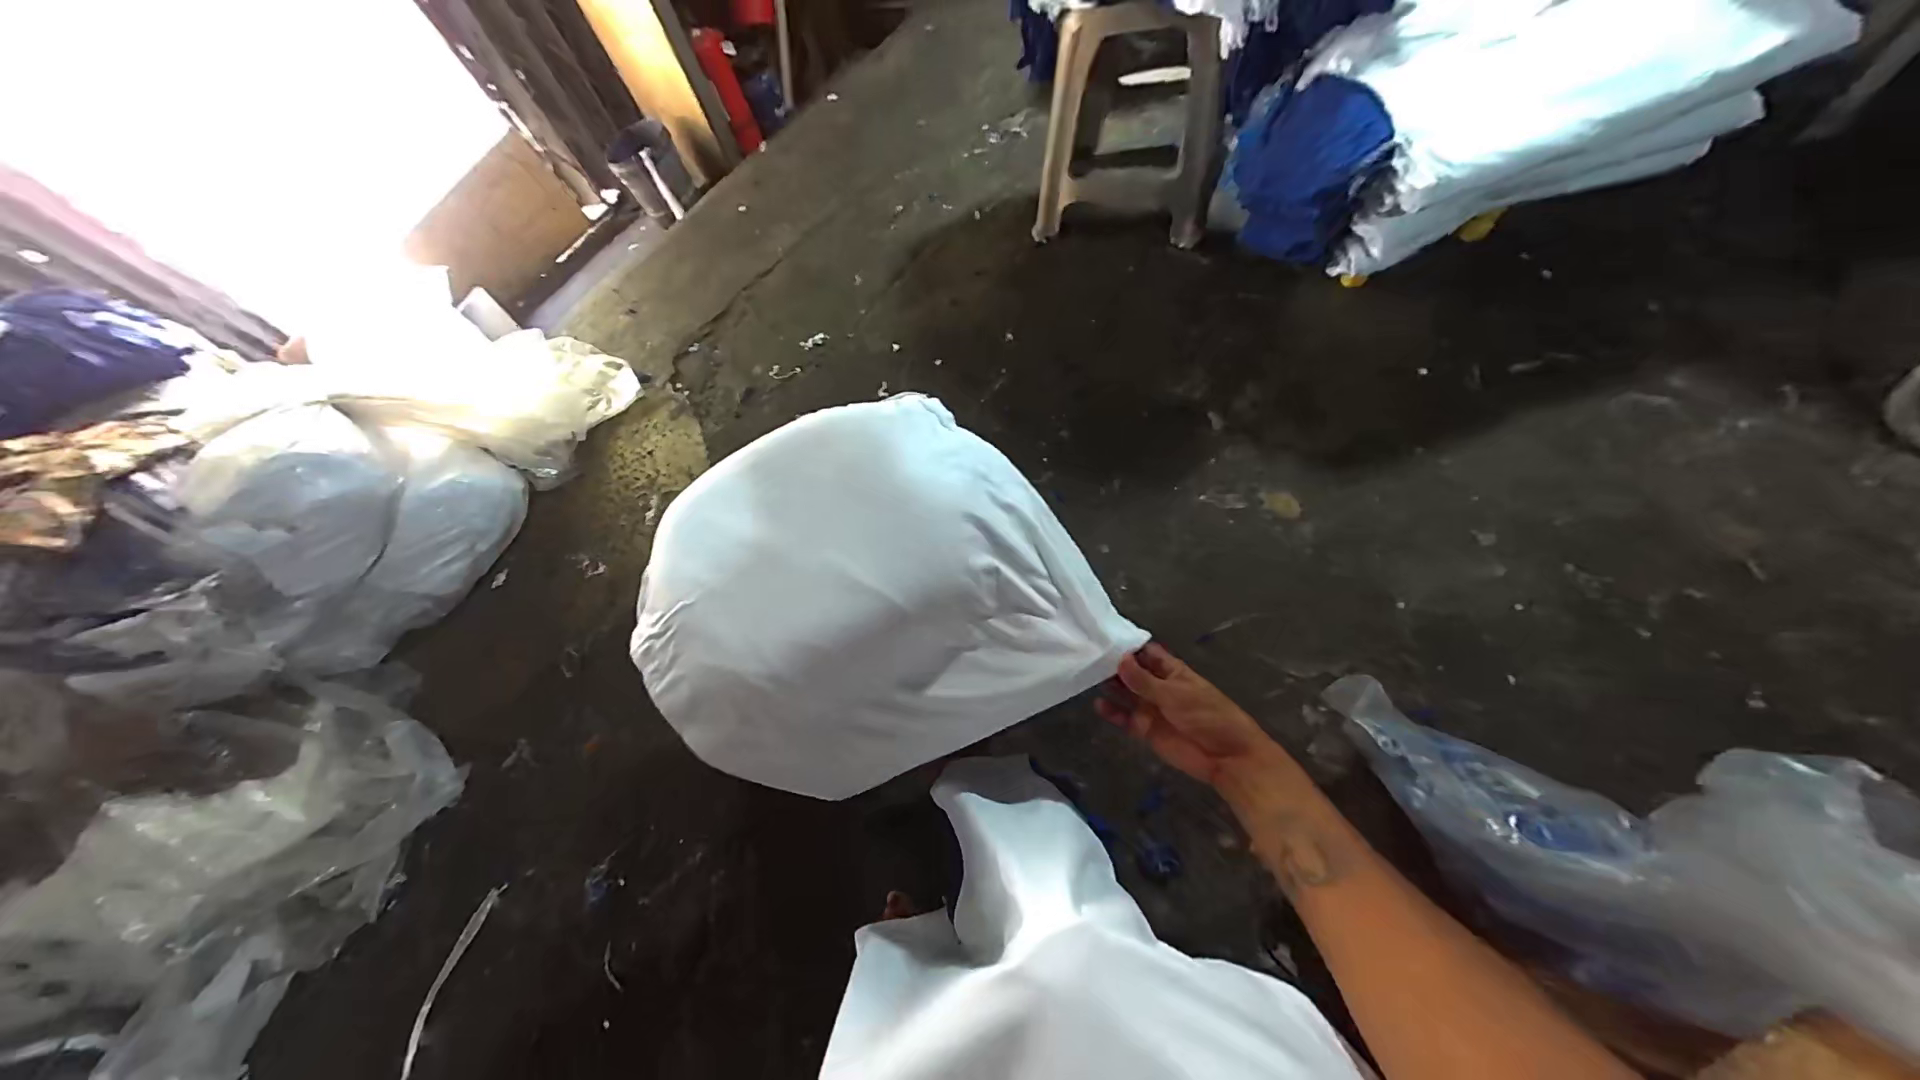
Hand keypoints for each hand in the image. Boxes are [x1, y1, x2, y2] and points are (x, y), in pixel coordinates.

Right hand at [1095, 643, 1283, 787]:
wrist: (1226, 757)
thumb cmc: (1208, 715)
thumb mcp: (1175, 694)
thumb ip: (1144, 680)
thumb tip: (1120, 660)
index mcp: (1171, 671)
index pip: (1146, 653)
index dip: (1128, 646)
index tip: (1103, 637)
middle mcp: (1158, 687)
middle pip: (1132, 672)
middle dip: (1114, 665)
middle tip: (1088, 655)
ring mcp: (1151, 708)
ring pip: (1126, 693)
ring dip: (1110, 686)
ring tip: (1087, 676)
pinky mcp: (1146, 729)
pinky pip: (1125, 717)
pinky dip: (1112, 712)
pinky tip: (1098, 705)